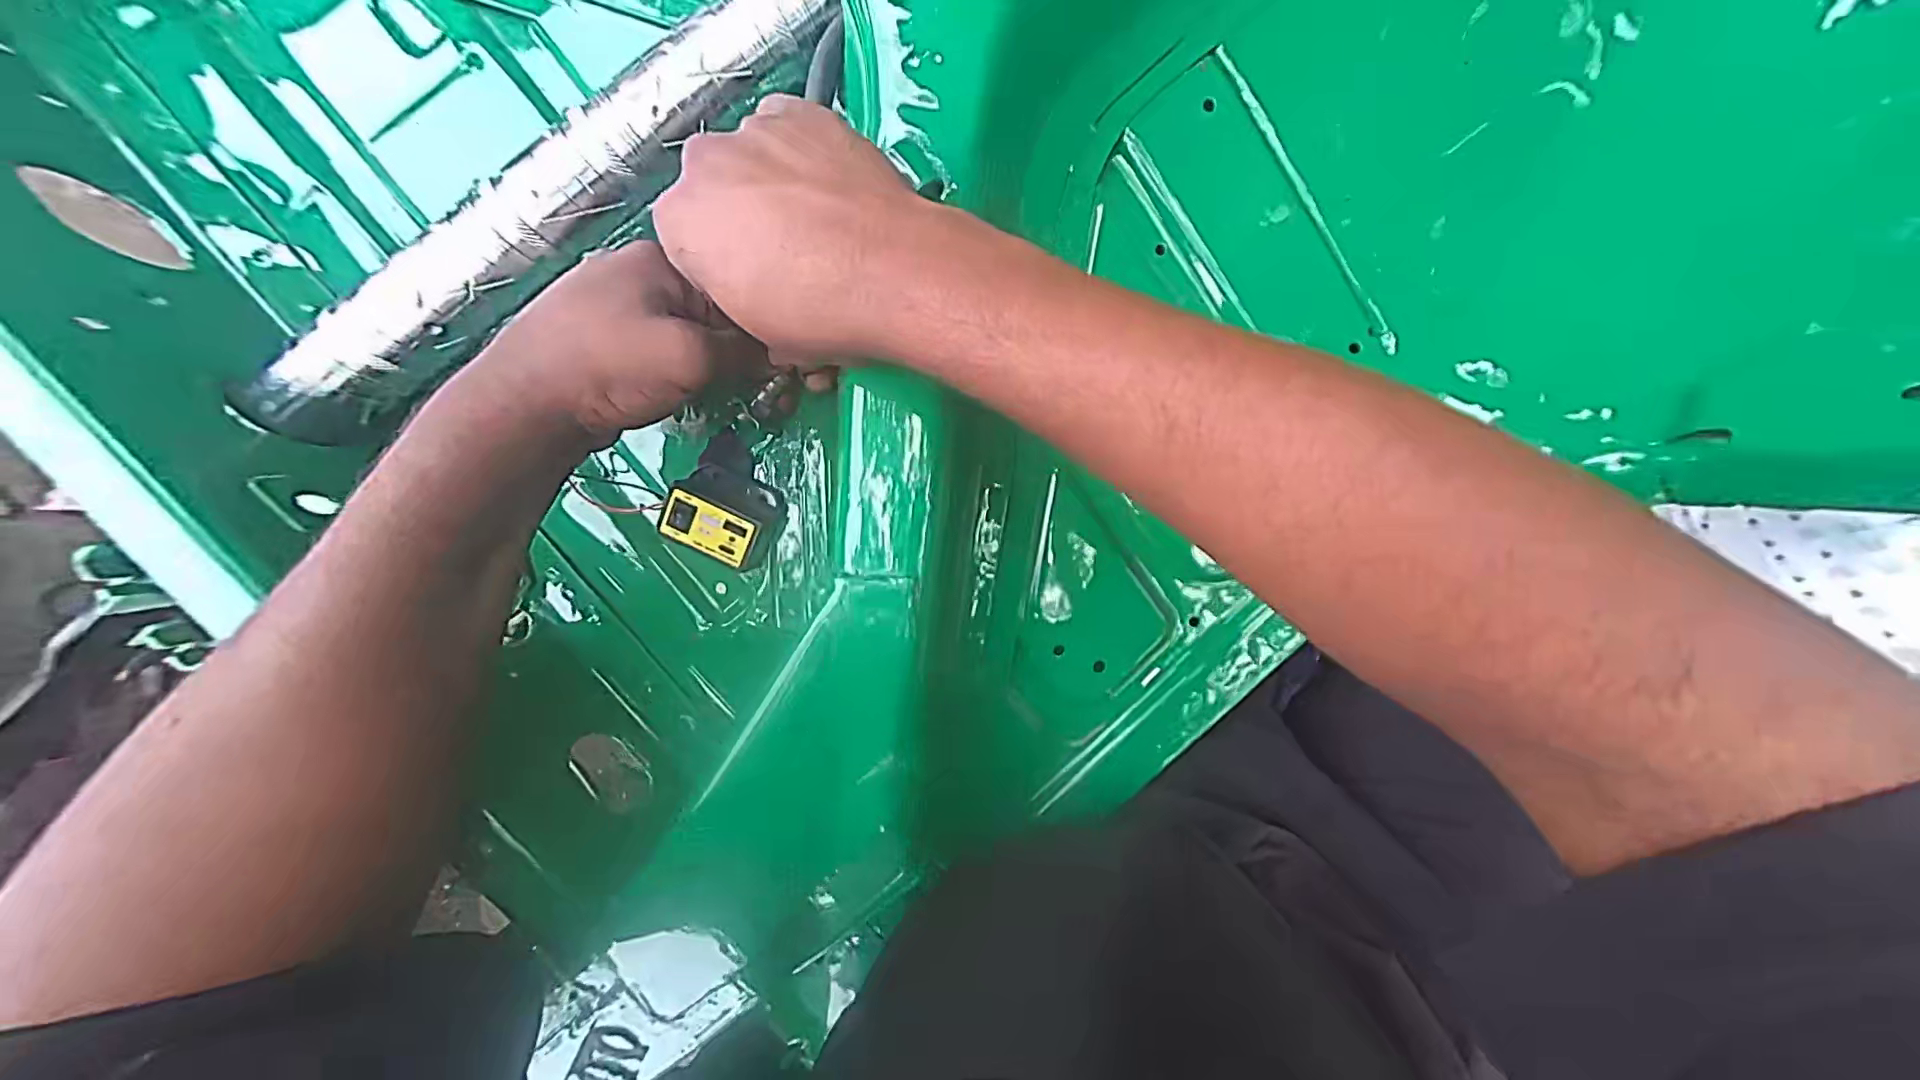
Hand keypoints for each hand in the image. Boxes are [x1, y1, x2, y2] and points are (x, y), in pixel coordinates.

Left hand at [458, 241, 761, 443]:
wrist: (527, 403)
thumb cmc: (610, 367)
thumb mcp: (691, 356)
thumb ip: (744, 352)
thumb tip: (783, 355)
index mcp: (663, 258)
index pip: (740, 285)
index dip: (770, 325)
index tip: (790, 362)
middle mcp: (644, 272)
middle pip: (720, 309)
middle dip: (747, 349)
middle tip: (767, 386)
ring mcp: (626, 304)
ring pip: (698, 331)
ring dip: (721, 363)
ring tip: (735, 391)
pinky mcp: (616, 337)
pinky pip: (673, 347)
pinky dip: (693, 369)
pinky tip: (698, 390)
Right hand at [654, 94, 931, 360]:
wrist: (893, 273)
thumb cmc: (828, 310)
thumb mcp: (768, 337)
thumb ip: (745, 310)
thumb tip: (766, 315)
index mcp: (681, 224)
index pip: (686, 244)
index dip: (721, 269)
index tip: (750, 284)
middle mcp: (705, 165)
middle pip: (715, 195)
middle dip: (744, 223)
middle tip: (788, 258)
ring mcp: (755, 132)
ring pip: (752, 162)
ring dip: (775, 188)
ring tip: (820, 229)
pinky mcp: (803, 113)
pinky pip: (791, 134)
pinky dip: (807, 158)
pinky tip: (834, 195)